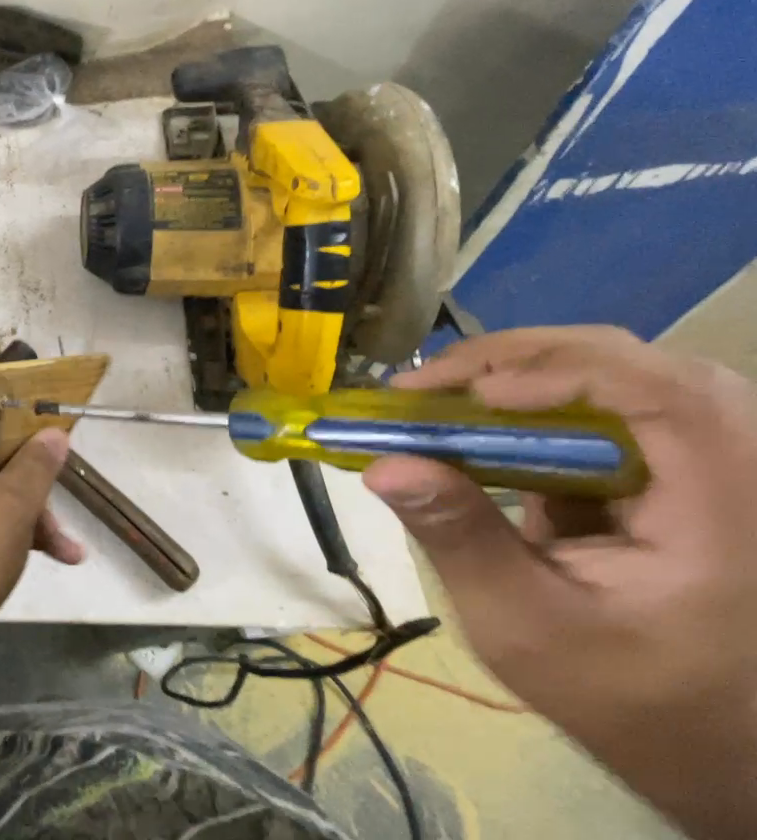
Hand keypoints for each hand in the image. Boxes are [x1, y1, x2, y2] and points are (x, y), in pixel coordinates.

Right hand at [363, 326, 756, 838]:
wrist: (710, 746)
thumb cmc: (622, 694)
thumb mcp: (523, 623)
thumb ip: (460, 536)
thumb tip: (384, 465)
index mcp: (724, 510)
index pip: (662, 395)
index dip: (559, 371)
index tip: (464, 394)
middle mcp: (736, 474)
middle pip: (642, 368)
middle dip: (523, 359)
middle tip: (428, 385)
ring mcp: (714, 473)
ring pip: (628, 380)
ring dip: (526, 377)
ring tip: (441, 398)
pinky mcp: (682, 478)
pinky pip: (614, 413)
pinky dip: (537, 408)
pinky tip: (477, 427)